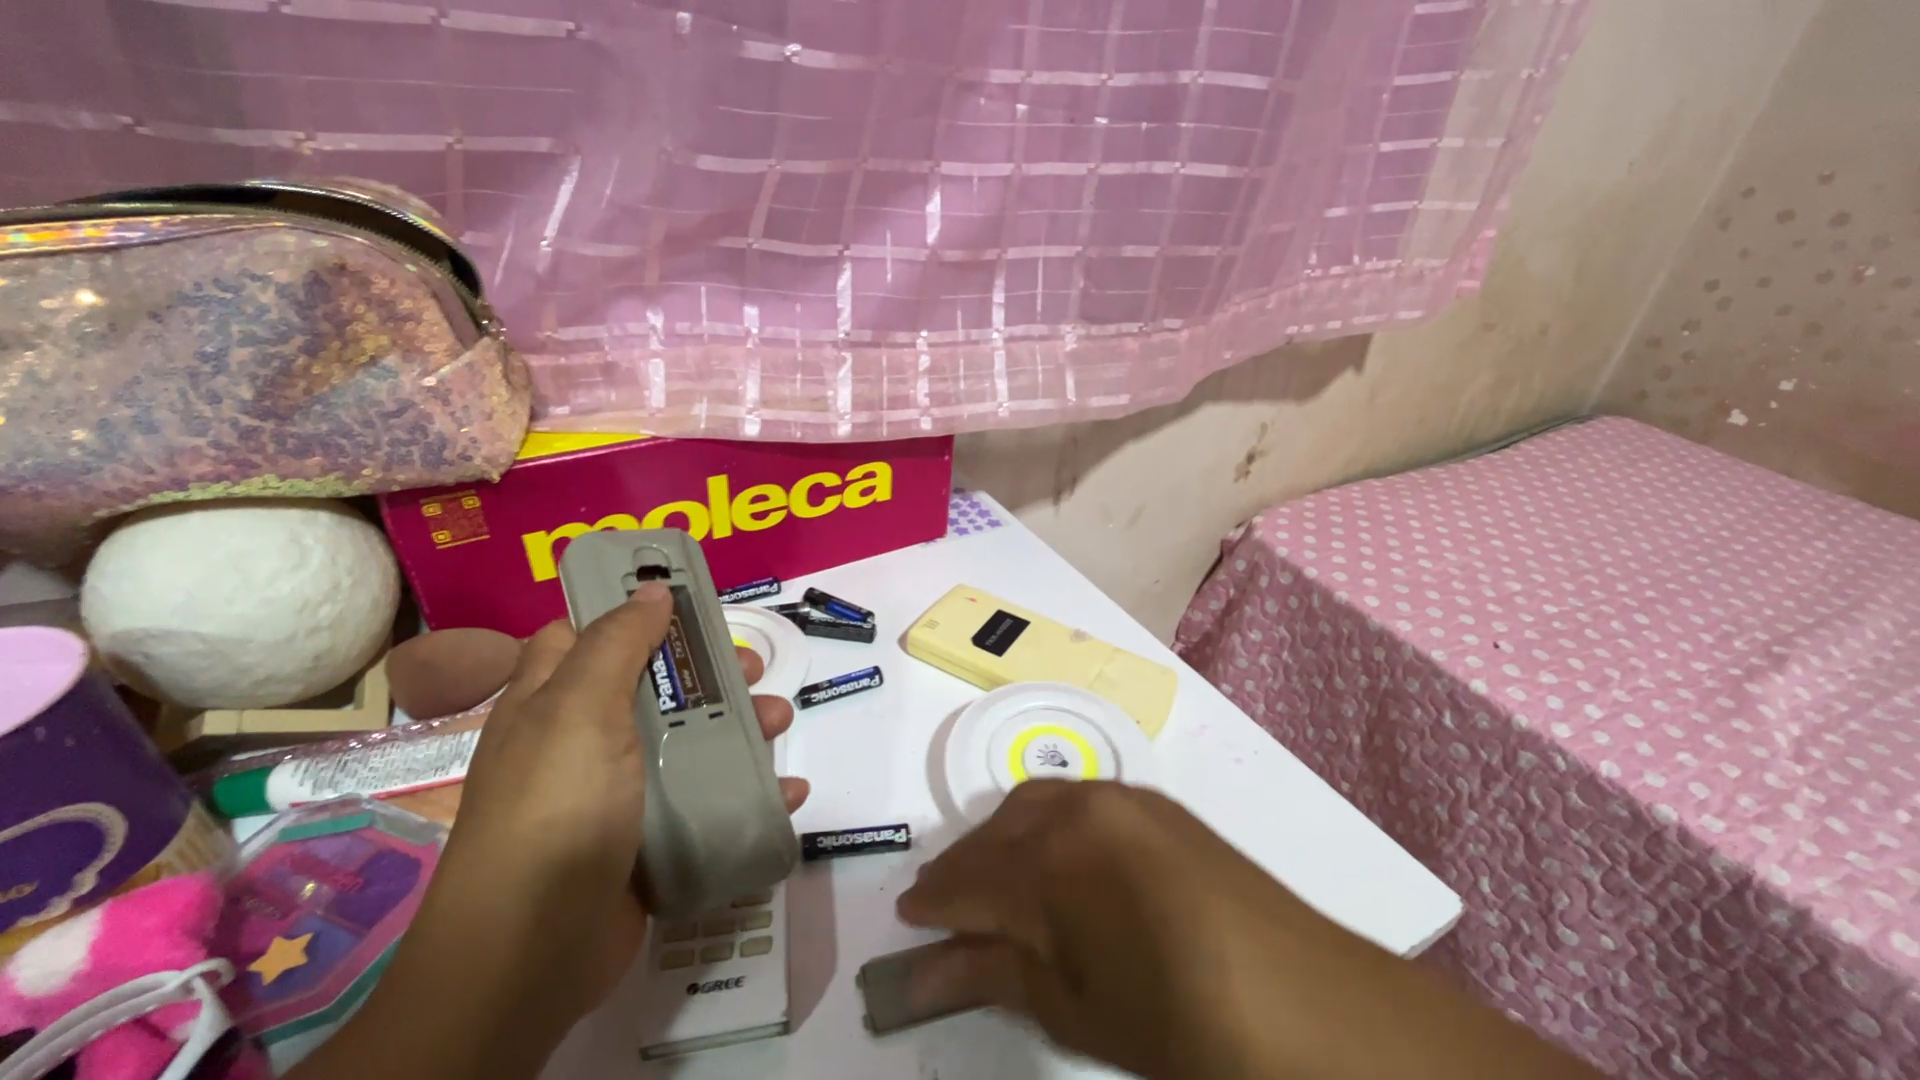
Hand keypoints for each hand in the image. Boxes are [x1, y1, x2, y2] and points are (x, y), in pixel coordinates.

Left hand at [292, 583, 808, 1079]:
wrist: (533, 949)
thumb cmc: (555, 808)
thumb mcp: (580, 710)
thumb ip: (617, 644)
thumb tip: (651, 589)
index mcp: (551, 703)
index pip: (583, 638)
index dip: (631, 615)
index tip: (687, 605)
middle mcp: (581, 744)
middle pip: (650, 688)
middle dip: (705, 673)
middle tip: (751, 668)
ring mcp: (616, 797)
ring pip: (686, 745)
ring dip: (738, 729)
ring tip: (780, 723)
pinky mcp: (649, 844)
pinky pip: (706, 806)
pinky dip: (749, 794)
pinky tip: (788, 792)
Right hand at [897, 781, 1597, 1079]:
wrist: (1310, 1002)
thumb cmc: (1181, 1025)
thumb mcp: (1075, 1010)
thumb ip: (992, 975)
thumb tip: (916, 974)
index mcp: (1049, 861)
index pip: (964, 883)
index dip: (930, 909)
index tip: (904, 930)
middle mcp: (1077, 808)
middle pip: (992, 837)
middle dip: (960, 876)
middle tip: (941, 918)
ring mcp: (1121, 797)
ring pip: (1031, 807)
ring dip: (999, 845)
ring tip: (991, 893)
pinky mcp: (1156, 803)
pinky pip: (1075, 801)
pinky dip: (1044, 827)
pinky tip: (1050, 866)